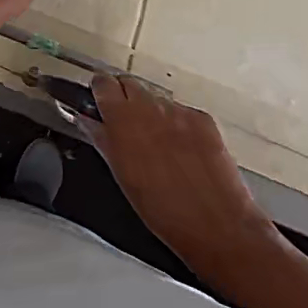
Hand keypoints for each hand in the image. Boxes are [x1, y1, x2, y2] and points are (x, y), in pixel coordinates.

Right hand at [87, 75, 282, 277]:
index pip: (104, 85)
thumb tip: (91, 124)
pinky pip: (182, 111)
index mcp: (124, 122)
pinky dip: (177, 124)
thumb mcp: (122, 178)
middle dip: (123, 97)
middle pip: (130, 84)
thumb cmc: (167, 212)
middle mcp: (152, 109)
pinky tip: (180, 150)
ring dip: (151, 113)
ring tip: (155, 144)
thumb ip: (104, 141)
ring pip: (156, 98)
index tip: (98, 98)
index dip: (100, 91)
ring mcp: (180, 112)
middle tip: (123, 121)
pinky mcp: (203, 118)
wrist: (216, 223)